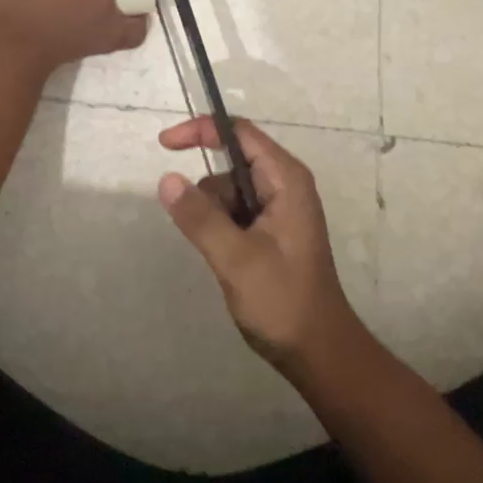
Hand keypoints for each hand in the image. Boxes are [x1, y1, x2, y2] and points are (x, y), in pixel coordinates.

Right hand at [158, 117, 356, 367]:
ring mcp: (278, 208)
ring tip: (225, 255)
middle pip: (230, 161)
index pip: (238, 133)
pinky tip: (226, 258)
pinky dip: (220, 227)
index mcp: (285, 179)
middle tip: (208, 232)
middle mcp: (284, 185)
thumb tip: (166, 178)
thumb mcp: (236, 259)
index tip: (165, 145)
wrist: (318, 352)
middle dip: (208, 190)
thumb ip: (200, 217)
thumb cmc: (283, 301)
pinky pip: (233, 211)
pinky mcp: (270, 230)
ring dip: (212, 214)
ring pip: (227, 190)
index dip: (201, 130)